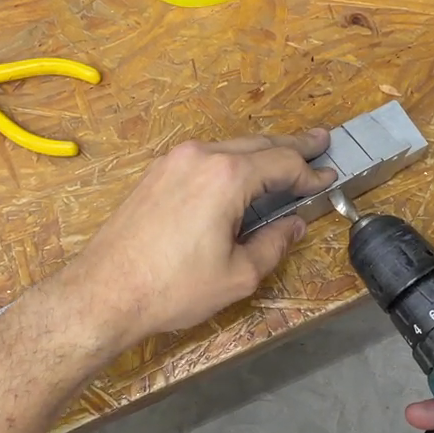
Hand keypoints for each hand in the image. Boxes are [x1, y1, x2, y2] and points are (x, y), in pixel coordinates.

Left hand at [56, 131, 333, 343]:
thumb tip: (292, 226)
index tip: (329, 178)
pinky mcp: (156, 173)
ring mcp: (173, 161)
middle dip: (292, 146)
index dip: (310, 173)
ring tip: (288, 155)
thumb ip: (273, 244)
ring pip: (230, 147)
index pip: (282, 164)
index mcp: (226, 177)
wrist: (104, 290)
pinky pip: (205, 157)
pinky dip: (232, 160)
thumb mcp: (237, 275)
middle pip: (258, 144)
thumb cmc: (172, 288)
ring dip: (261, 151)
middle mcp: (200, 157)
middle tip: (320, 142)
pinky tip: (242, 172)